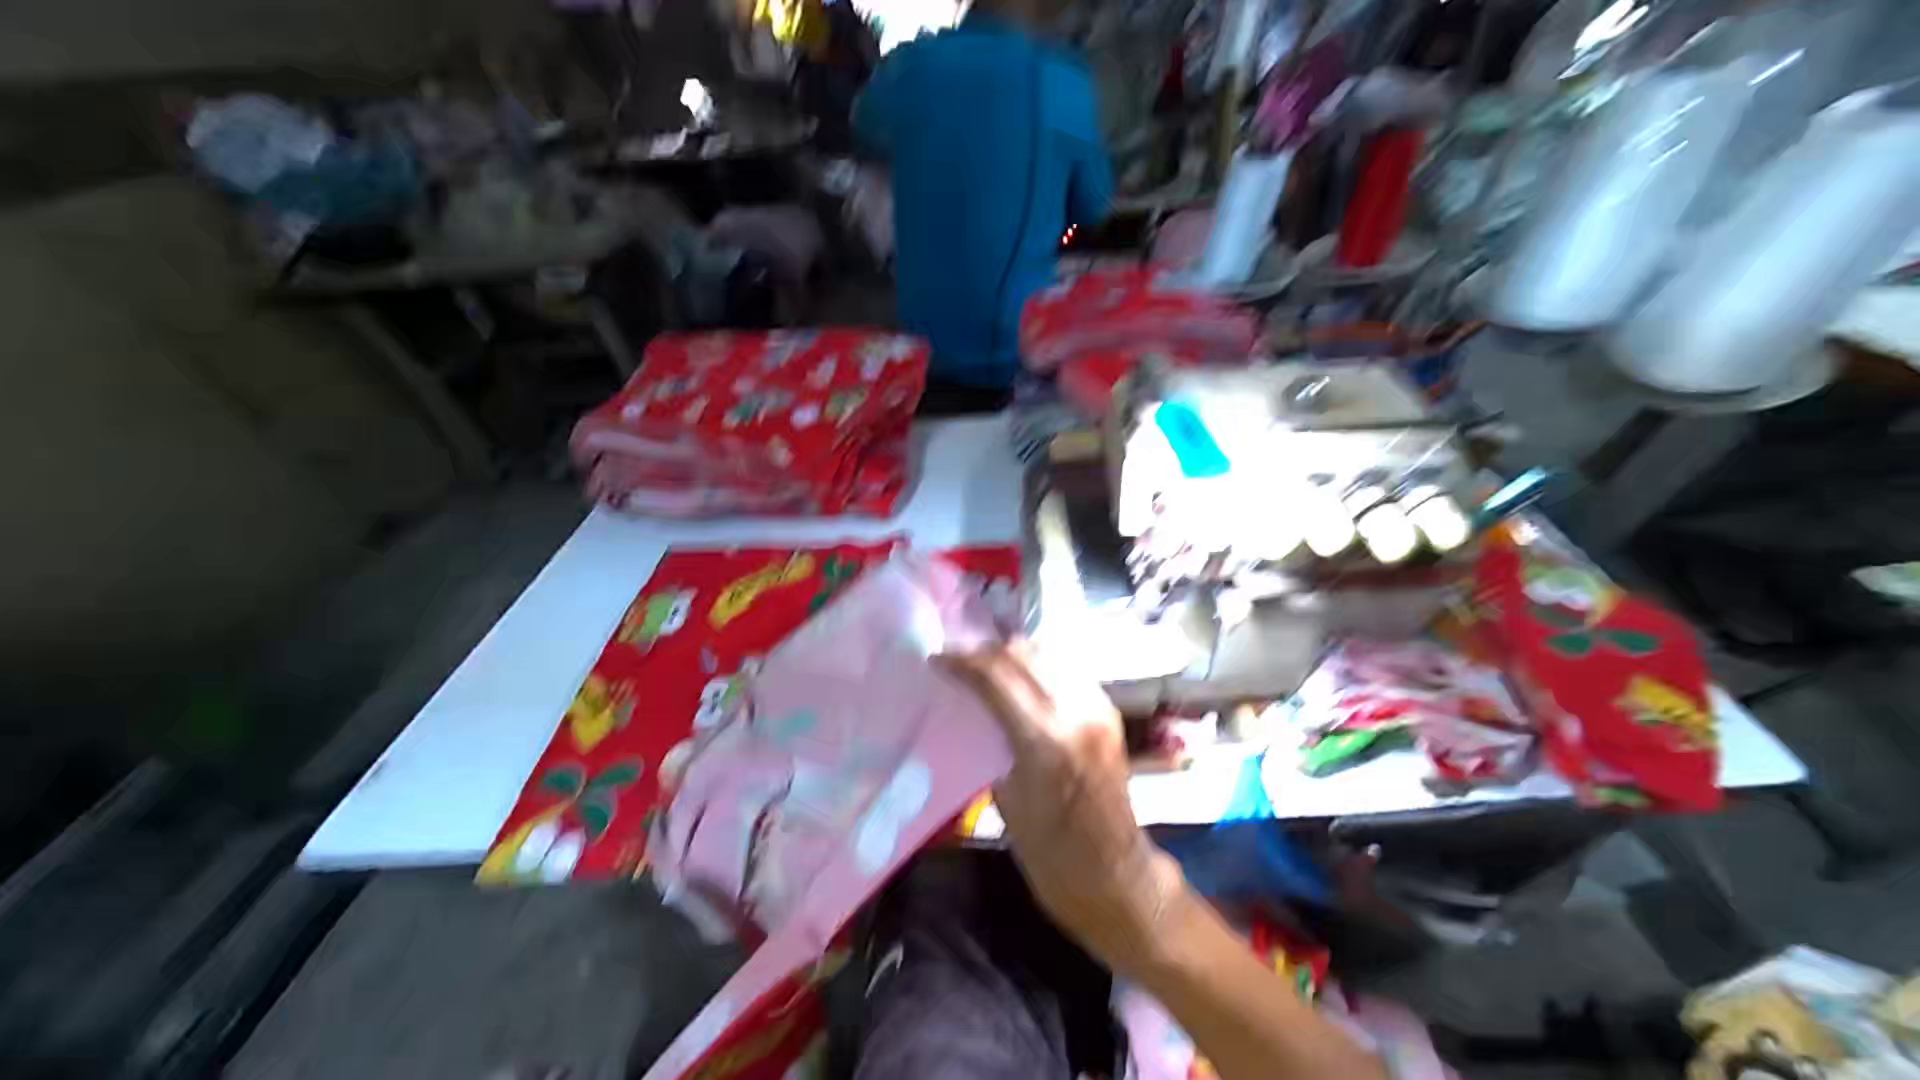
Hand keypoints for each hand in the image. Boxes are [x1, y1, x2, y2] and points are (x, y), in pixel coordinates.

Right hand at [936, 641, 1182, 969]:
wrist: (1112, 874)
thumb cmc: (1049, 852)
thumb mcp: (1006, 795)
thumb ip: (993, 739)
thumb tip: (974, 705)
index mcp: (1045, 740)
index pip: (996, 675)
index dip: (962, 661)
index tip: (937, 659)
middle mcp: (1076, 711)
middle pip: (1022, 653)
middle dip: (985, 651)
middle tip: (959, 661)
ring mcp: (1098, 706)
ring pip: (1047, 653)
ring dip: (1012, 654)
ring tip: (985, 666)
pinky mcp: (1108, 710)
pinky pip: (1065, 669)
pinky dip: (1038, 666)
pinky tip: (1020, 679)